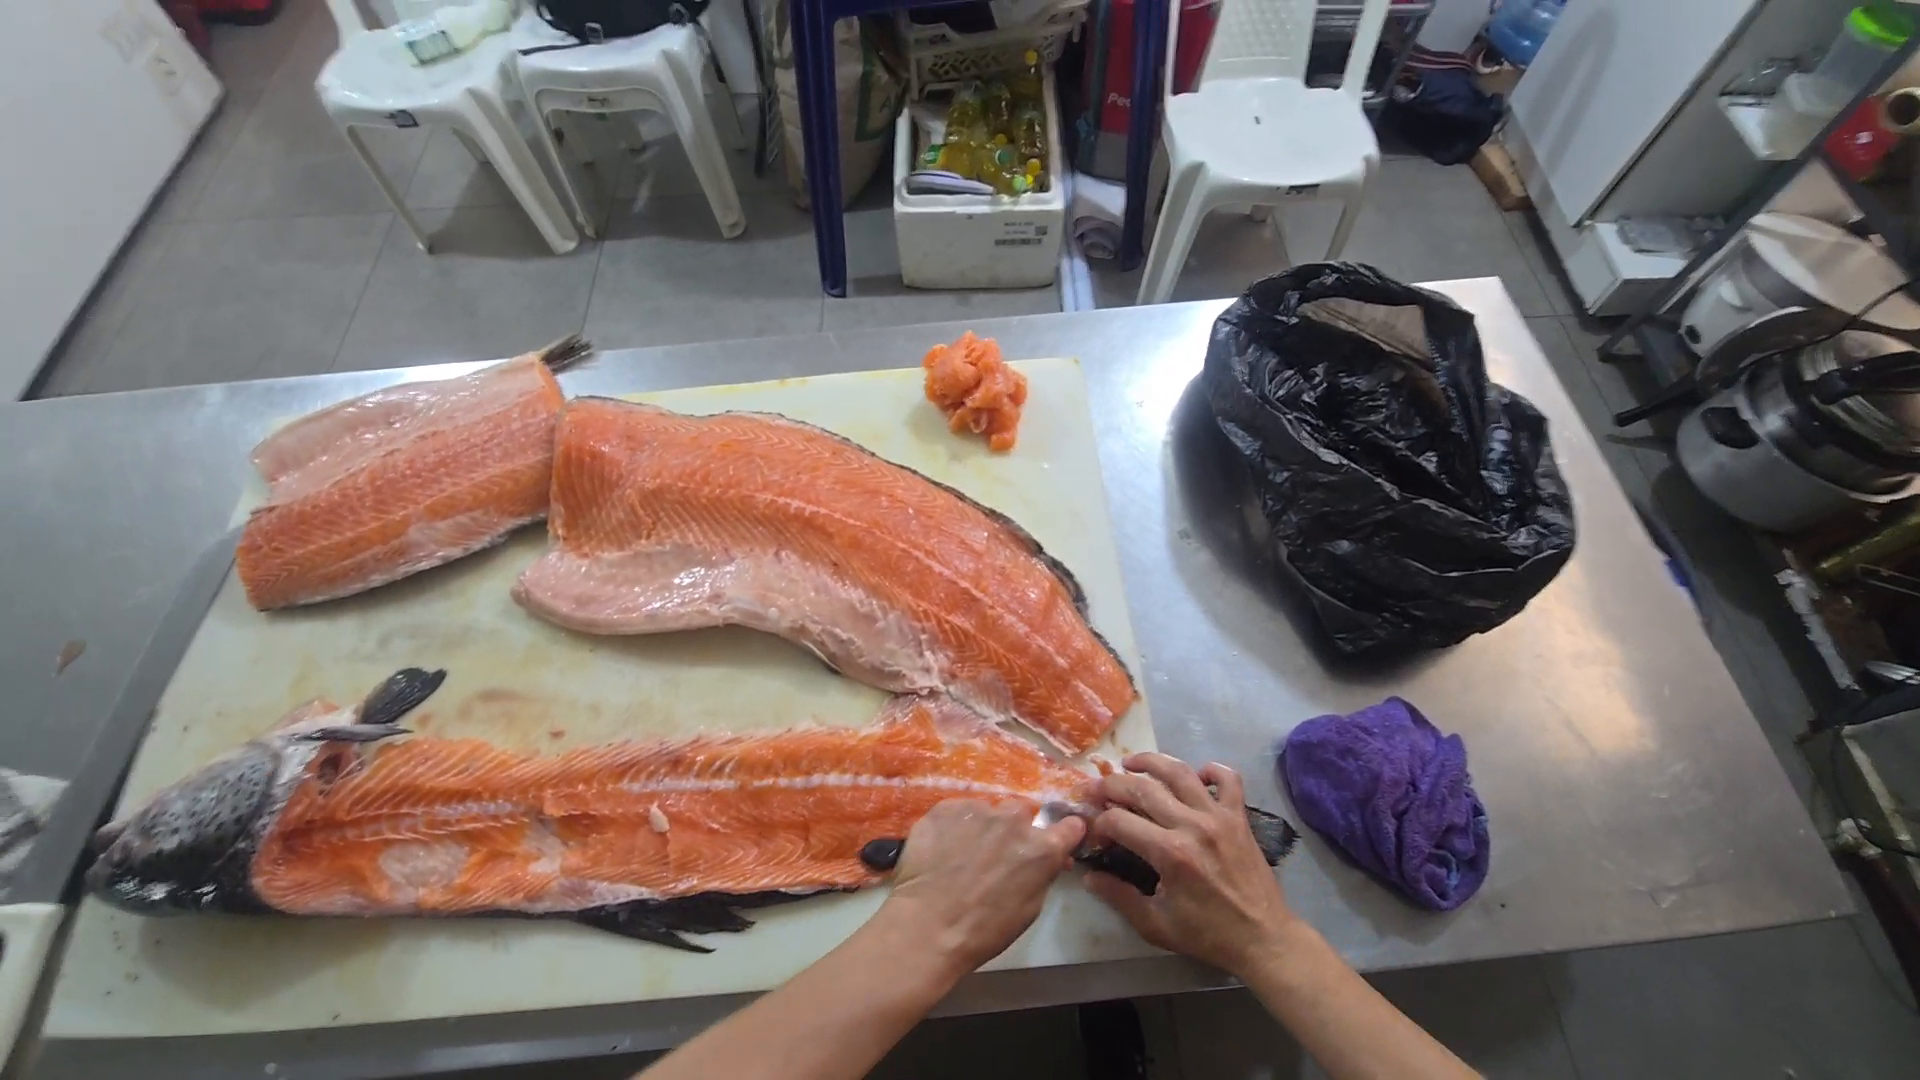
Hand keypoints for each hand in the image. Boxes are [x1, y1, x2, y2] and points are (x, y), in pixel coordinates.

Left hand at [877, 799, 1086, 976]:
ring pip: (987, 810)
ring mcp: (978, 809)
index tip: (1055, 837)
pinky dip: (955, 825)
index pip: (1069, 826)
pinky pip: (958, 811)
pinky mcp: (946, 807)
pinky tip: (943, 847)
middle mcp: (1013, 819)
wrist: (929, 926)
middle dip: (1015, 828)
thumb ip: (1043, 872)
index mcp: (1041, 847)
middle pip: (1022, 812)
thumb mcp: (1030, 908)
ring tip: (964, 852)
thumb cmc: (985, 929)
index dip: (1064, 832)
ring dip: (983, 826)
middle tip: (998, 852)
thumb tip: (1051, 858)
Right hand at [1083, 754, 1299, 976]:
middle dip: (1111, 785)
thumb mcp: (1156, 926)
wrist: (1264, 939)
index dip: (1098, 823)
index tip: (1093, 831)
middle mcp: (1192, 826)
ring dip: (1150, 762)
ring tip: (1130, 763)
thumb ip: (1119, 897)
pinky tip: (1194, 775)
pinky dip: (1211, 770)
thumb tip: (1088, 876)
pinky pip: (1228, 779)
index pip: (1119, 822)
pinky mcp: (1239, 817)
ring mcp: (1218, 817)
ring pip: (1179, 772)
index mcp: (1170, 854)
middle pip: (1141, 788)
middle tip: (1096, 789)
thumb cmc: (1208, 935)